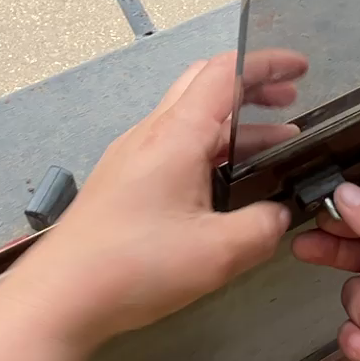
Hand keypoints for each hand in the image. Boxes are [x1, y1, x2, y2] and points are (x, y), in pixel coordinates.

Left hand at [0, 49, 307, 350]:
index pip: (225, 73)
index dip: (267, 63)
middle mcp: (152, 134)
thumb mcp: (217, 253)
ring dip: (234, 123)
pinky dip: (211, 148)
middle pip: (205, 84)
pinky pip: (175, 146)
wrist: (60, 296)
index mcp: (176, 135)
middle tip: (289, 99)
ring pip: (192, 118)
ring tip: (274, 144)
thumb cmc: (130, 267)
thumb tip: (281, 216)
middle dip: (251, 85)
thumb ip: (262, 228)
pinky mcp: (125, 180)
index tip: (299, 67)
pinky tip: (228, 179)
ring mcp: (134, 155)